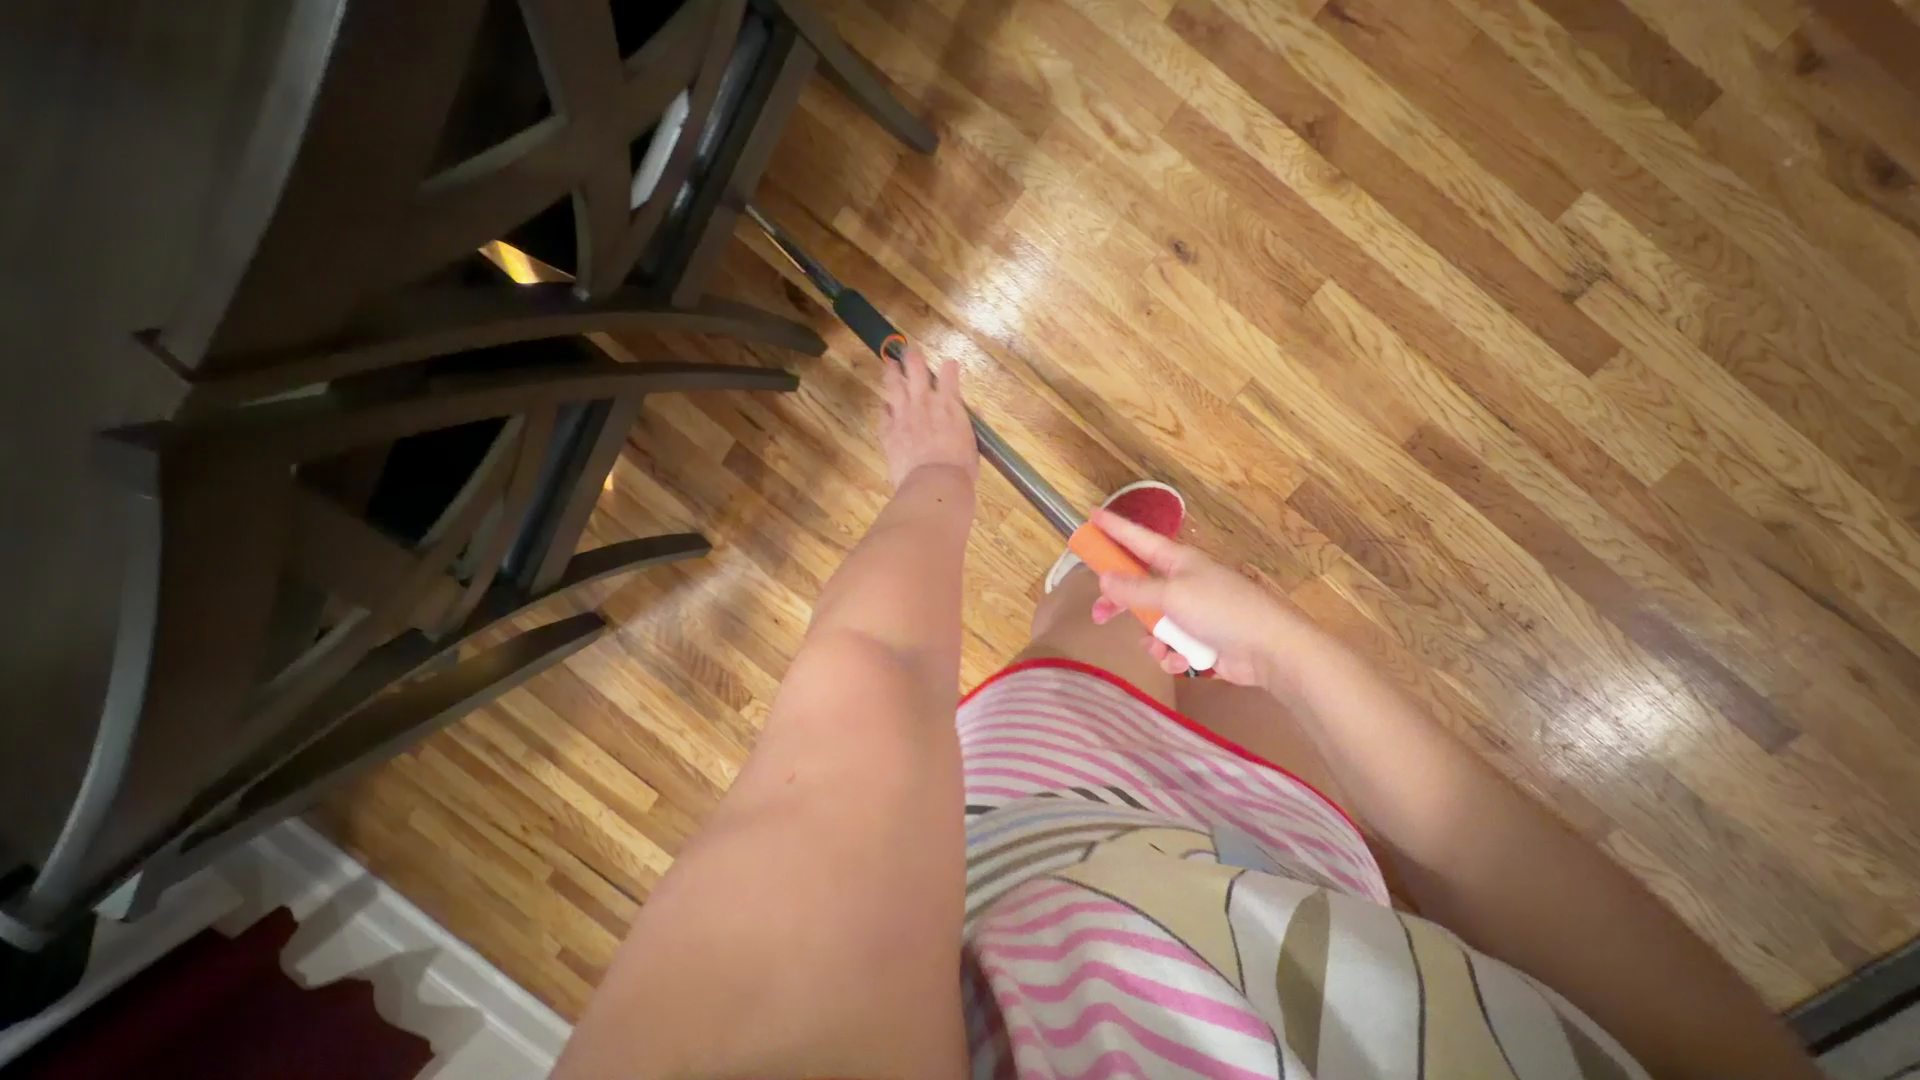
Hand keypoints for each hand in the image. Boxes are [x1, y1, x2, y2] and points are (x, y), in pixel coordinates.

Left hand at [880, 345, 978, 489]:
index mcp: (949, 403)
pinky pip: (884, 411)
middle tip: (909, 352)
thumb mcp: (973, 444)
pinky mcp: (889, 429)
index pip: (949, 374)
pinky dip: (885, 406)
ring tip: (888, 363)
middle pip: (915, 369)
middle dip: (913, 358)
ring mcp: (903, 413)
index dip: (949, 367)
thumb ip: (970, 423)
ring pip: (894, 384)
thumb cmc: (960, 467)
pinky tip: (884, 404)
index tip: (949, 365)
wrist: (934, 483)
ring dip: (891, 371)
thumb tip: (976, 410)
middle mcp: (925, 401)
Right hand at [1088, 508, 1323, 687]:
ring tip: (1160, 647)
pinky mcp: (1201, 642)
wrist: (1270, 649)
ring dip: (1154, 638)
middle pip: (1139, 588)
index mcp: (1179, 561)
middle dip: (1121, 604)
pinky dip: (1174, 655)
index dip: (1115, 528)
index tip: (1092, 516)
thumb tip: (1104, 578)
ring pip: (1154, 623)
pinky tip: (1184, 661)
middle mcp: (1184, 583)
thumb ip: (1134, 589)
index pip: (1138, 539)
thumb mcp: (1172, 595)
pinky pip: (1172, 647)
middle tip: (1099, 615)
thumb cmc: (1221, 610)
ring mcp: (1194, 613)